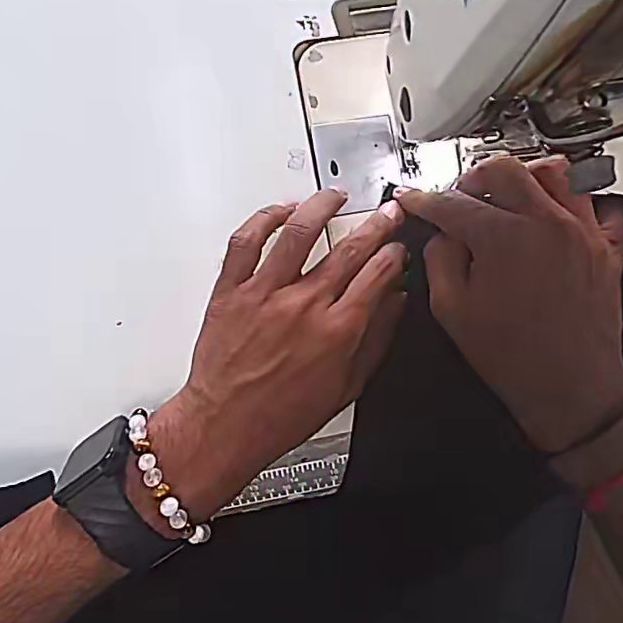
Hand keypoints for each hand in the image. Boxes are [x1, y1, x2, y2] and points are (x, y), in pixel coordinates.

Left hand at [141, 189, 407, 524]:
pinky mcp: (232, 291)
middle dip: (376, 224)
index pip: (378, 274)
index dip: (394, 254)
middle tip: (385, 213)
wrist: (226, 425)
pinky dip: (264, 219)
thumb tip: (395, 304)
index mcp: (338, 331)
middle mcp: (304, 306)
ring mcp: (265, 294)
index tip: (397, 248)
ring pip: (299, 232)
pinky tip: (281, 211)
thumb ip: (376, 340)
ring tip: (335, 197)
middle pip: (350, 248)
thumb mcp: (345, 387)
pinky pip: (246, 242)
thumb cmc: (280, 415)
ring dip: (322, 207)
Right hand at [396, 156, 622, 455]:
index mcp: (503, 237)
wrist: (570, 389)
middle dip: (472, 177)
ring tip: (505, 197)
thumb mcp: (451, 310)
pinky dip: (570, 201)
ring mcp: (581, 232)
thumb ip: (439, 258)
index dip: (424, 199)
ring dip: (522, 177)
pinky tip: (551, 217)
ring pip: (554, 171)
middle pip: (504, 168)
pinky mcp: (605, 248)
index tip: (414, 199)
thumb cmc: (513, 357)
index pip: (452, 202)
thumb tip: (442, 233)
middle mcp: (546, 224)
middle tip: (460, 196)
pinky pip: (594, 204)